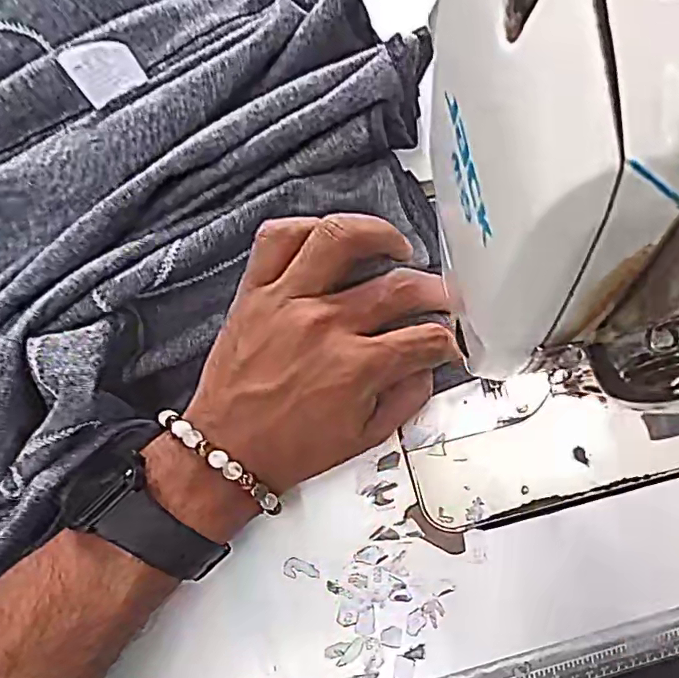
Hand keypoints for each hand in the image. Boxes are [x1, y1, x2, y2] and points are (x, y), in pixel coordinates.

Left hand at [144, 214, 458, 541]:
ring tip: (395, 246)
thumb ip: (404, 400)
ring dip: (380, 234)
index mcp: (356, 369)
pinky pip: (279, 237)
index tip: (447, 342)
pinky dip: (309, 226)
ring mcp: (288, 302)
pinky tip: (330, 239)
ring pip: (341, 239)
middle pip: (399, 287)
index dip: (447, 340)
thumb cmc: (290, 448)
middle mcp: (325, 327)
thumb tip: (426, 369)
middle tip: (441, 298)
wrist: (230, 451)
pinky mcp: (256, 293)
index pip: (424, 338)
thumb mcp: (363, 437)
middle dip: (436, 292)